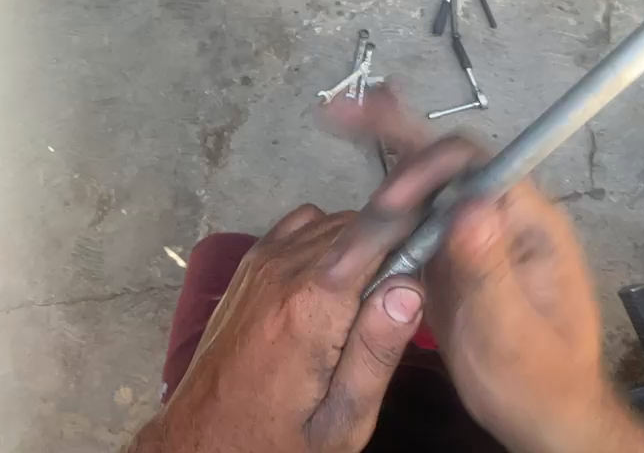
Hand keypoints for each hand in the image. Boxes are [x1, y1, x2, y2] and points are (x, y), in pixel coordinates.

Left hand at [129, 204, 427, 452]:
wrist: (202, 439)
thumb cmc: (279, 440)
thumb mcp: (341, 420)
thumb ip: (376, 351)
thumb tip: (411, 287)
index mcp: (315, 303)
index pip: (374, 231)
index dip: (411, 213)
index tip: (441, 213)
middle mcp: (286, 266)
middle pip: (357, 225)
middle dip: (390, 243)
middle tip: (404, 290)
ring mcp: (263, 257)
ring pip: (331, 222)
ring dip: (359, 242)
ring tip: (368, 294)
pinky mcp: (250, 261)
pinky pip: (300, 224)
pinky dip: (324, 236)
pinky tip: (330, 278)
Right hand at [322, 87, 643, 452]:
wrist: (541, 416)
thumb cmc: (538, 382)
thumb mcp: (512, 335)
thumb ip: (490, 270)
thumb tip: (470, 205)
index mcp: (526, 221)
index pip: (475, 166)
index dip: (427, 168)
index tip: (387, 200)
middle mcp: (496, 209)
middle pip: (442, 156)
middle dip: (393, 134)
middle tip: (341, 115)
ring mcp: (469, 223)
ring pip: (422, 173)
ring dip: (381, 144)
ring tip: (337, 116)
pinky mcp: (445, 241)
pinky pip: (410, 204)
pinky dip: (380, 174)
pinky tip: (355, 142)